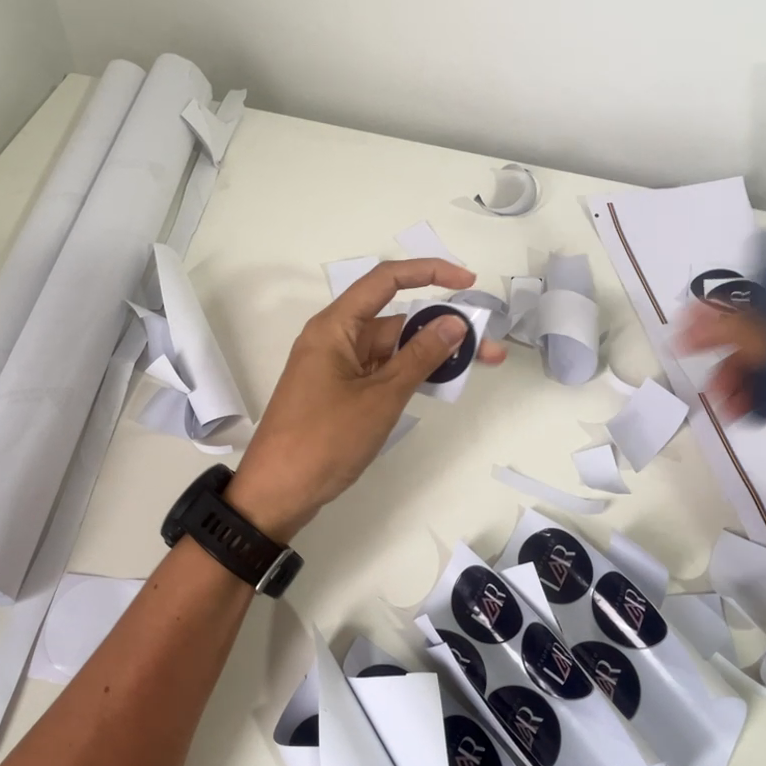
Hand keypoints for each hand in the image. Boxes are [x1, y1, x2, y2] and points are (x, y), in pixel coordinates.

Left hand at [227, 259, 506, 541]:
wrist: (277, 493)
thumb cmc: (325, 439)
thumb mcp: (381, 397)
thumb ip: (420, 357)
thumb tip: (453, 322)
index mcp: (335, 327)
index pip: (385, 280)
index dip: (429, 273)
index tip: (468, 282)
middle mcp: (335, 339)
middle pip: (395, 319)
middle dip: (442, 328)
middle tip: (488, 348)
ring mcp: (336, 368)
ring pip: (392, 349)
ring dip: (430, 355)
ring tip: (476, 367)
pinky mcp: (339, 393)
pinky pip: (381, 372)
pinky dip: (409, 375)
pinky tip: (440, 384)